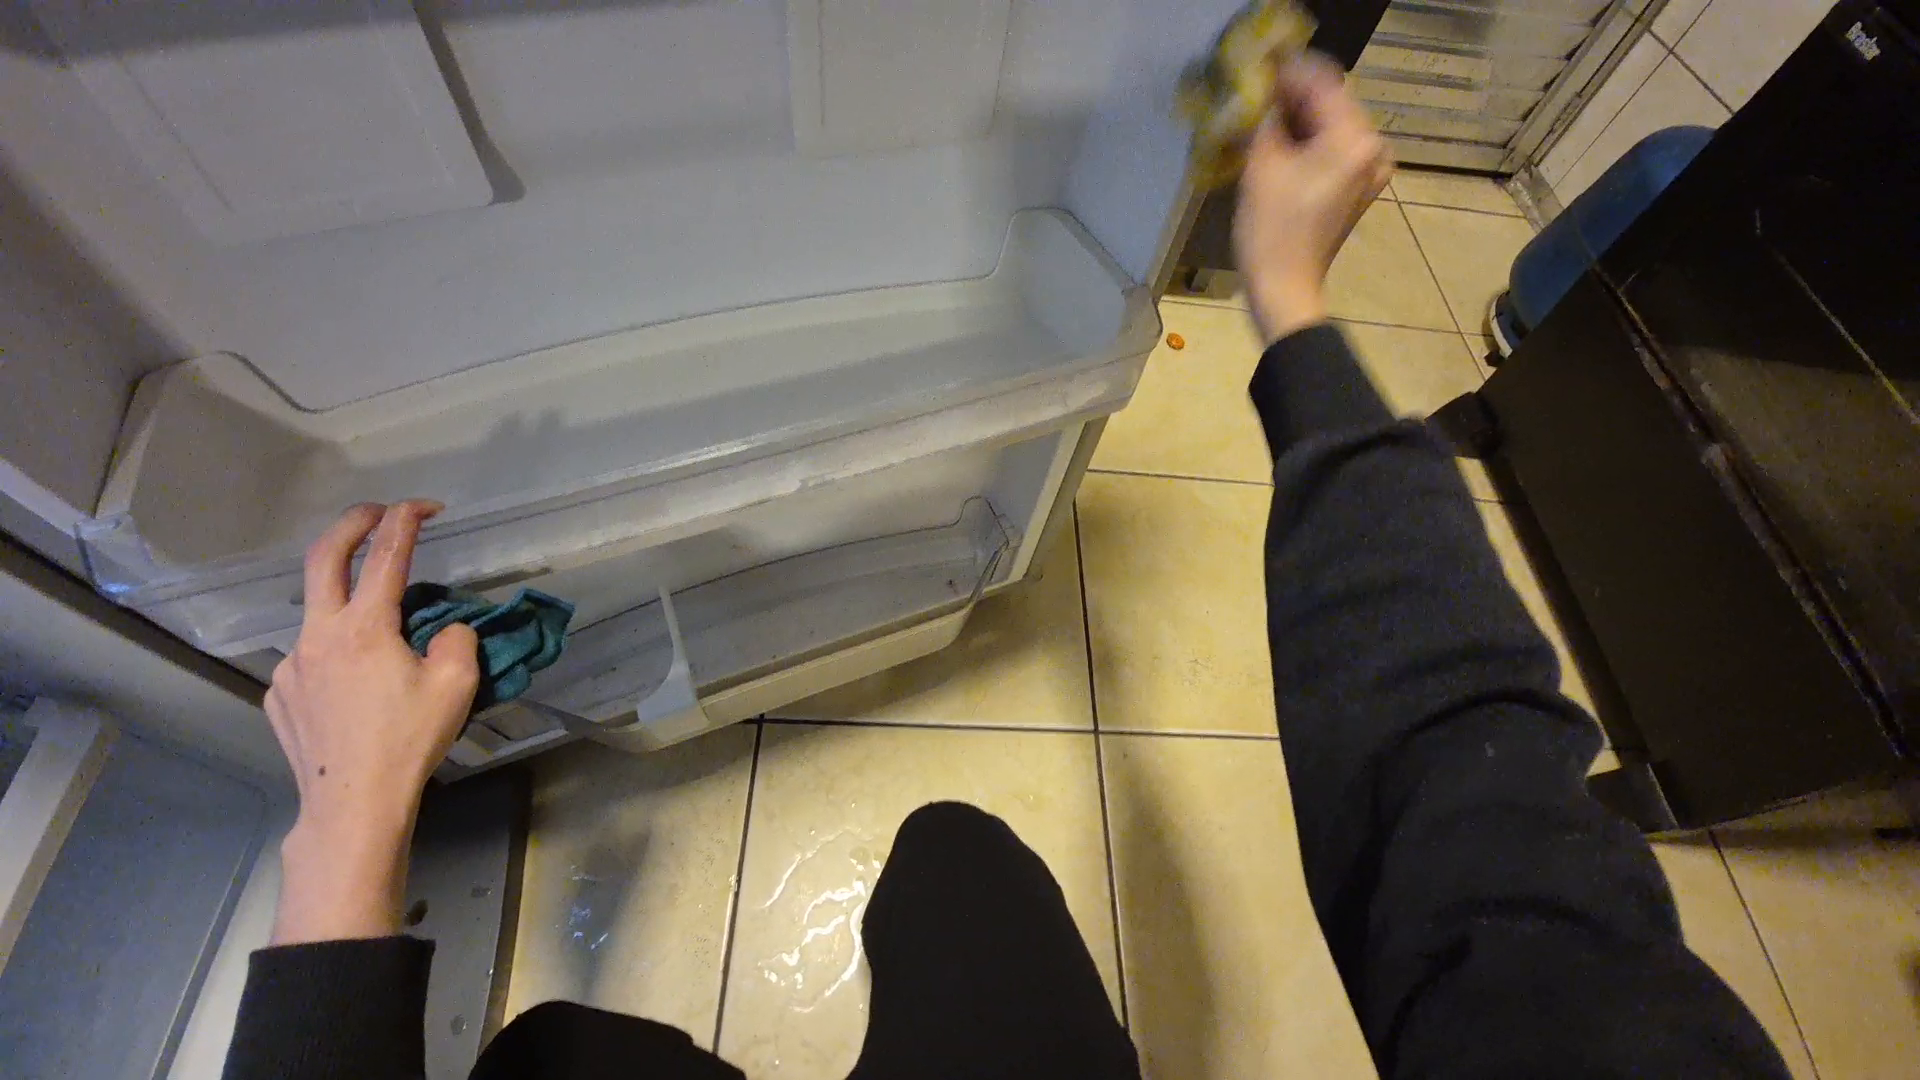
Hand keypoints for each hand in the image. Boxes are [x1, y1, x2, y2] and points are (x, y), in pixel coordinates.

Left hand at [266, 500, 479, 943]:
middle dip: (353, 524)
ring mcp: (291, 665)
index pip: (386, 558)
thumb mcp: (457, 683)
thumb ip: (457, 639)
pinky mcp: (280, 694)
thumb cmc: (409, 738)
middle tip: (380, 511)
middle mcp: (317, 636)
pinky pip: (313, 657)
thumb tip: (444, 630)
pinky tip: (361, 683)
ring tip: (389, 632)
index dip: (406, 522)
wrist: (352, 801)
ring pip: (321, 616)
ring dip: (353, 604)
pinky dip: (340, 651)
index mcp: (363, 628)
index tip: (426, 505)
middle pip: (323, 559)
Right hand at [1233, 53, 1392, 342]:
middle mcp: (1372, 148)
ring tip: (1260, 119)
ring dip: (1297, 120)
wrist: (1284, 290)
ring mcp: (1368, 170)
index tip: (1258, 63)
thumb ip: (1266, 119)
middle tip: (1255, 92)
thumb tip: (1263, 92)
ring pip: (1329, 127)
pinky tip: (1277, 147)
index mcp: (1355, 138)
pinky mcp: (1356, 188)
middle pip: (1330, 104)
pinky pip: (1332, 150)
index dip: (1289, 70)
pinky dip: (1306, 144)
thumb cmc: (1270, 232)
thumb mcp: (1261, 167)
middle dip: (1292, 97)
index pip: (1323, 82)